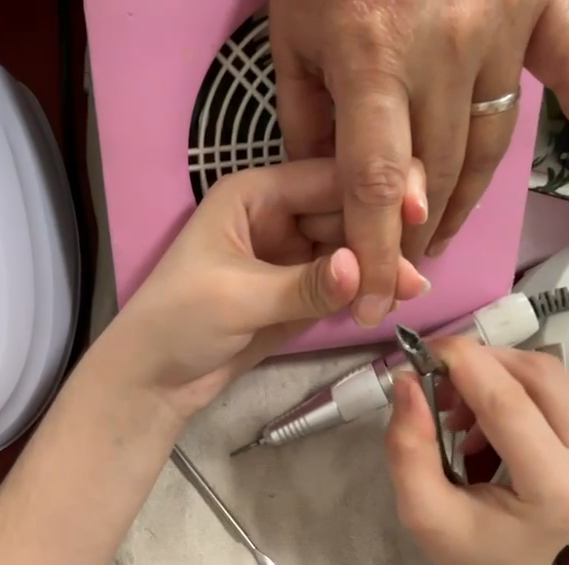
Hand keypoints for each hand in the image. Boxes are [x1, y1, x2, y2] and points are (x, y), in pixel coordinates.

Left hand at [104, 159, 426, 419]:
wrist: (152, 382)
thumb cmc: (178, 322)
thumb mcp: (238, 297)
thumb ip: (302, 285)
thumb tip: (360, 268)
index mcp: (254, 194)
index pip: (327, 179)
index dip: (371, 193)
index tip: (415, 214)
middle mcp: (277, 216)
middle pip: (345, 213)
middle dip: (379, 237)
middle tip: (416, 268)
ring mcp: (289, 257)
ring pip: (347, 251)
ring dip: (376, 267)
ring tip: (413, 288)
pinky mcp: (296, 295)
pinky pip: (338, 286)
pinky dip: (362, 292)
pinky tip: (393, 299)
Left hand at [269, 0, 568, 326]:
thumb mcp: (293, 33)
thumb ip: (308, 118)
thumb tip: (327, 194)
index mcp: (373, 60)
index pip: (376, 189)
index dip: (374, 257)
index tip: (368, 310)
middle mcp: (446, 50)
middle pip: (435, 178)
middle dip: (412, 238)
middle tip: (396, 272)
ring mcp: (503, 27)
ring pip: (488, 146)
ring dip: (465, 202)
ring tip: (440, 239)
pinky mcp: (540, 3)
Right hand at [384, 340, 568, 564]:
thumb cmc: (463, 551)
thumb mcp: (420, 509)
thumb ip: (408, 448)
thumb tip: (405, 381)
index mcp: (556, 491)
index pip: (512, 407)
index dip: (468, 367)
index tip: (426, 348)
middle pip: (539, 378)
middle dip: (480, 366)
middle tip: (434, 380)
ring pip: (549, 376)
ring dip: (495, 375)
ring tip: (456, 409)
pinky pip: (556, 388)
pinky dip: (511, 387)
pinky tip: (482, 418)